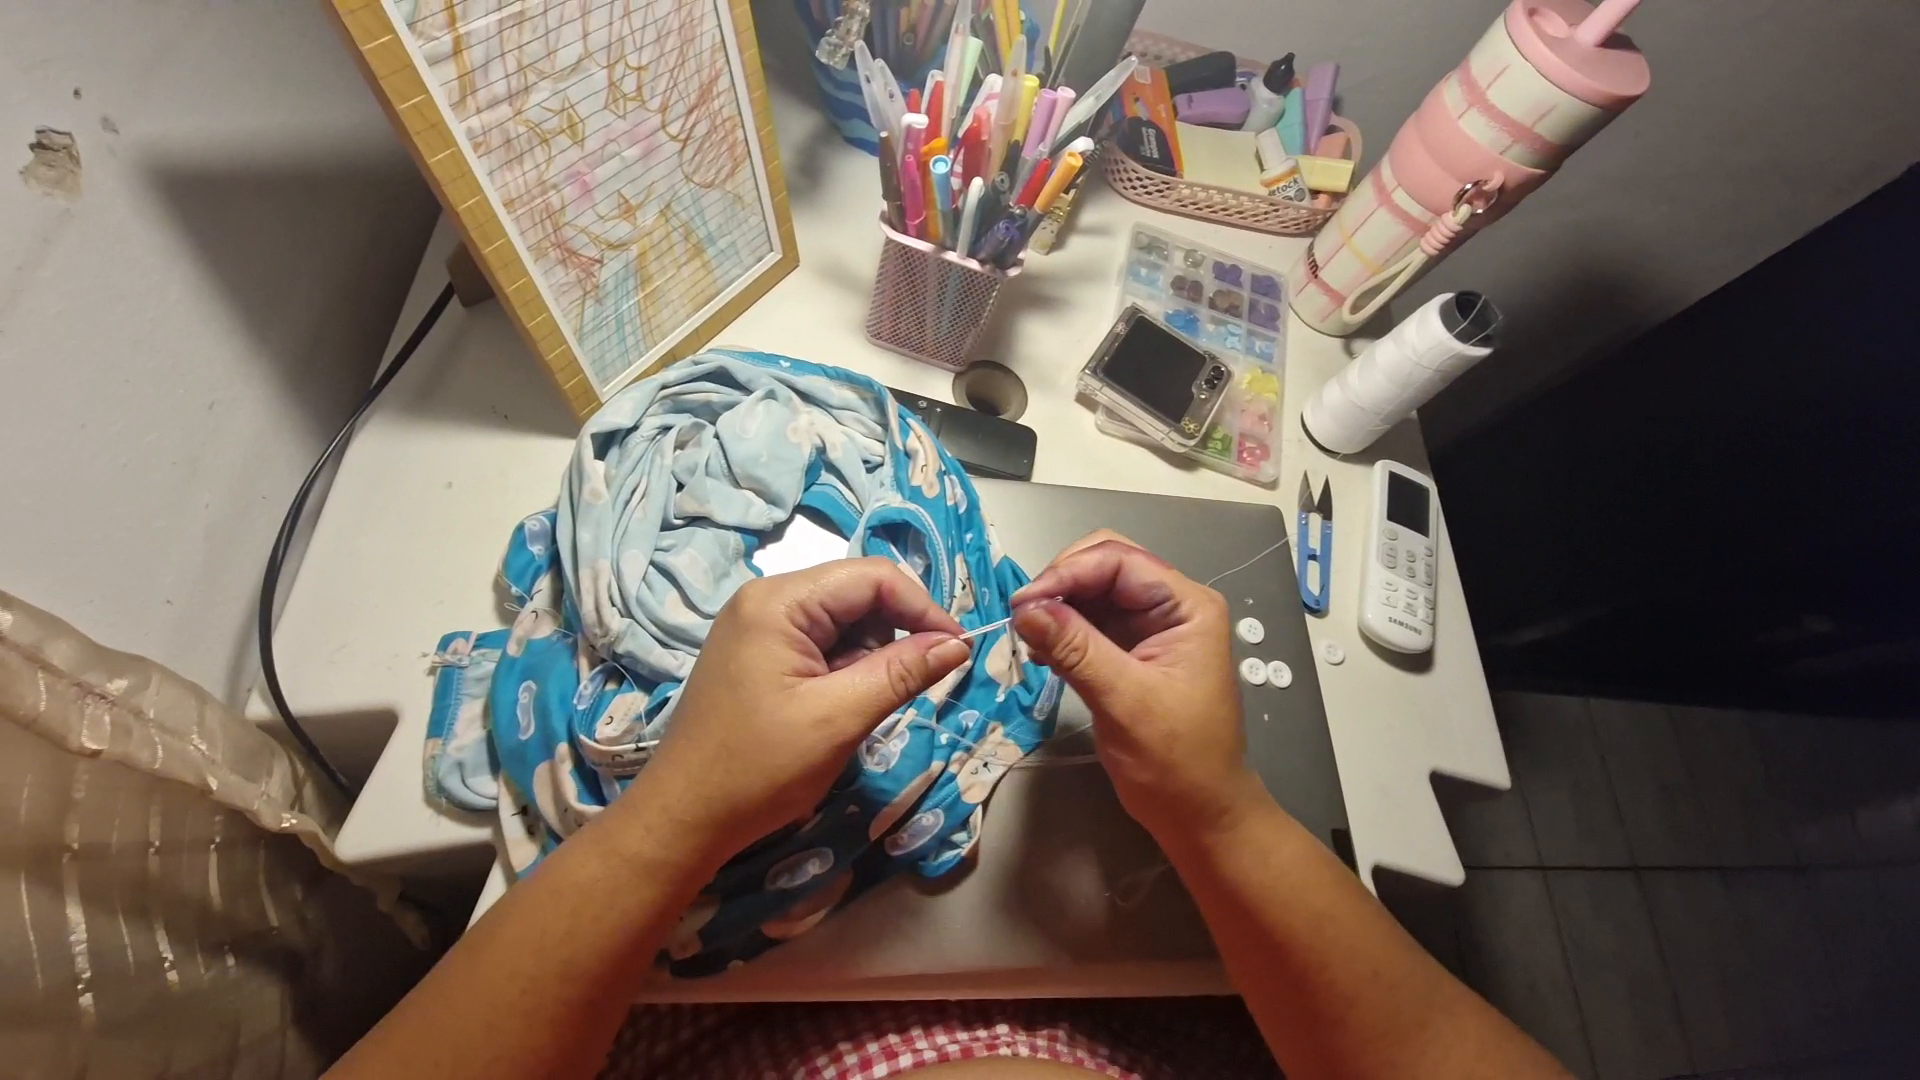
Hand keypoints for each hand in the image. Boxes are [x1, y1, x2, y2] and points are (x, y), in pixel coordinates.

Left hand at [623, 558, 969, 869]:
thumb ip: (902, 672)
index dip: (922, 607)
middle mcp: (768, 599)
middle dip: (896, 632)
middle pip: (857, 593)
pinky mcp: (762, 653)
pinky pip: (823, 643)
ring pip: (845, 620)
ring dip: (872, 654)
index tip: (958, 648)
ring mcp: (761, 625)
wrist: (683, 820)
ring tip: (864, 704)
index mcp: (780, 601)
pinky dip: (848, 668)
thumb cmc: (758, 769)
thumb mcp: (839, 718)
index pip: (872, 576)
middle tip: (916, 681)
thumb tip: (959, 643)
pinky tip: (842, 704)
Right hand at [1010, 531, 1263, 841]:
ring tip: (1028, 637)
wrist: (1199, 814)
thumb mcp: (1125, 702)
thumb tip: (1024, 609)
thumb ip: (1076, 649)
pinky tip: (1041, 652)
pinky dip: (1060, 628)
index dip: (1068, 573)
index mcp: (1186, 606)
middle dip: (1061, 583)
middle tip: (1023, 615)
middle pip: (1105, 565)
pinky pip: (1087, 621)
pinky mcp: (1128, 649)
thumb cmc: (1177, 761)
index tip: (1023, 604)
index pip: (1120, 561)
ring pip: (1091, 591)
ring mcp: (1148, 627)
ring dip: (1056, 606)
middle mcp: (1170, 605)